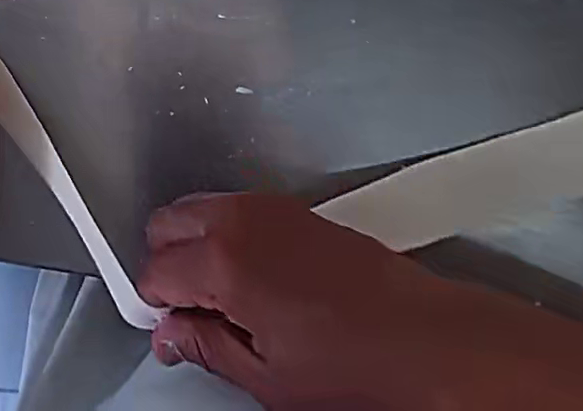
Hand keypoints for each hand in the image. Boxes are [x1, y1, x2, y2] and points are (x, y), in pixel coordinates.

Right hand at [139, 193, 582, 410]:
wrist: (428, 340)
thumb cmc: (356, 367)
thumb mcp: (268, 379)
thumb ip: (204, 346)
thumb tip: (168, 335)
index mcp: (222, 263)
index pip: (154, 270)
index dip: (154, 303)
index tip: (166, 324)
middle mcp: (234, 220)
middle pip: (164, 223)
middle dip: (164, 261)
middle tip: (188, 307)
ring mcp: (260, 205)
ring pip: (193, 208)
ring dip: (190, 242)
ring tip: (222, 293)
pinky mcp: (284, 204)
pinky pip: (229, 206)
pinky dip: (221, 230)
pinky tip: (250, 273)